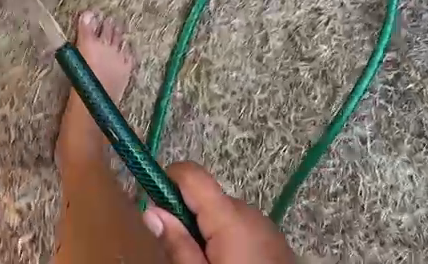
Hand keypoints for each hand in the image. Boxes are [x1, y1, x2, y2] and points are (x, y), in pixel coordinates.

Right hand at [142, 162, 295, 263]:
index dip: (168, 180)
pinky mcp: (276, 242)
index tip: (154, 205)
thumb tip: (151, 210)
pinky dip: (229, 242)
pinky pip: (242, 230)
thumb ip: (177, 245)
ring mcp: (266, 226)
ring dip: (208, 233)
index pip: (192, 174)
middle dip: (188, 219)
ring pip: (224, 217)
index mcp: (229, 216)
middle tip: (180, 253)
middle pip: (207, 199)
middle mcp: (249, 212)